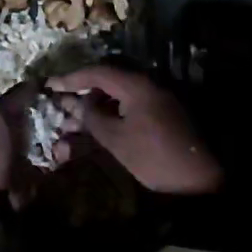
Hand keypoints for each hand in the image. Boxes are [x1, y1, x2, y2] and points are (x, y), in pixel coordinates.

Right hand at [48, 66, 221, 195]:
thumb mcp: (117, 140)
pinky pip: (129, 106)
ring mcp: (156, 99)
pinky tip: (98, 129)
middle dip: (82, 94)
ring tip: (72, 125)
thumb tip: (76, 104)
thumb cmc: (154, 157)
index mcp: (136, 85)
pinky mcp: (161, 114)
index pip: (97, 72)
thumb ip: (93, 118)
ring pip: (118, 96)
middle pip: (107, 82)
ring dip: (95, 107)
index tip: (51, 86)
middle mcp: (147, 85)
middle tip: (60, 106)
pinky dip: (111, 114)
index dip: (72, 79)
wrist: (200, 179)